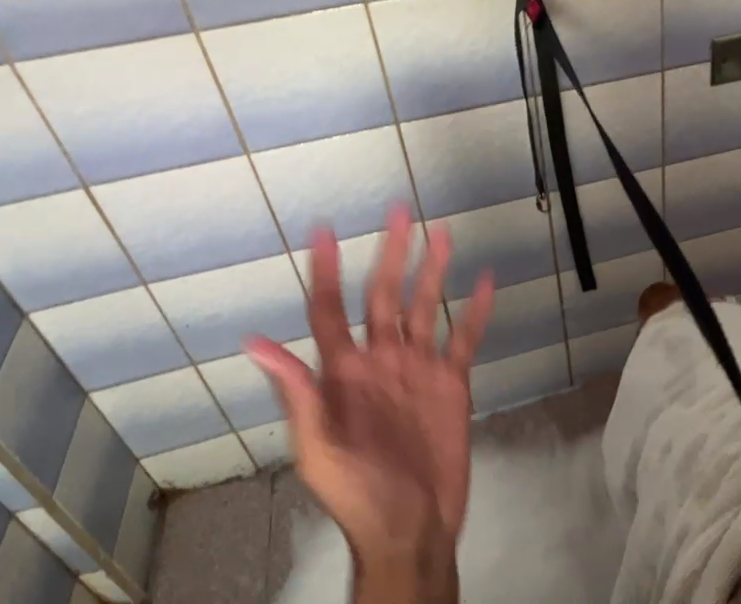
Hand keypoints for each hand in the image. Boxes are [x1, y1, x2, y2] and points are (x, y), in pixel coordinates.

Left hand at [247, 206, 494, 557]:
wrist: (410, 528)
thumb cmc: (357, 491)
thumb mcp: (318, 447)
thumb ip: (297, 391)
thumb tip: (255, 342)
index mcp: (344, 371)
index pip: (330, 308)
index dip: (326, 270)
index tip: (325, 230)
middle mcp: (381, 359)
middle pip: (384, 295)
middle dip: (390, 253)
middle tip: (399, 212)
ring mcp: (418, 368)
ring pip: (425, 307)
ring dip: (432, 271)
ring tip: (441, 234)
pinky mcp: (451, 383)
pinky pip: (465, 338)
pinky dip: (476, 310)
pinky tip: (485, 281)